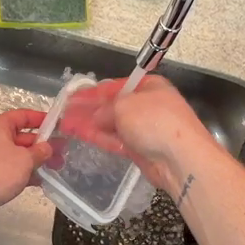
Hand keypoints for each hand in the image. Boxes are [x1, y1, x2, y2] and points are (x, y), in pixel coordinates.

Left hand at [0, 108, 53, 219]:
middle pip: (21, 137)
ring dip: (34, 161)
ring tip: (55, 168)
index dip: (40, 119)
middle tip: (61, 153)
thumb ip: (40, 152)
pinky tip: (39, 181)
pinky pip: (9, 169)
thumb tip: (47, 147)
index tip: (56, 125)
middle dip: (41, 145)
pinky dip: (23, 173)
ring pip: (16, 155)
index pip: (23, 116)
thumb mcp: (25, 159)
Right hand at [57, 75, 215, 192]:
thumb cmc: (155, 122)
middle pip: (112, 106)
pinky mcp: (140, 149)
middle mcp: (147, 106)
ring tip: (66, 125)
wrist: (180, 158)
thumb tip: (94, 116)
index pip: (115, 86)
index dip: (91, 92)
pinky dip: (99, 137)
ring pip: (111, 125)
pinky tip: (81, 135)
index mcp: (148, 87)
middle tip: (64, 113)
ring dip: (89, 124)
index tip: (71, 97)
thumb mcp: (124, 106)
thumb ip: (104, 109)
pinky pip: (116, 140)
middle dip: (88, 110)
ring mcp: (144, 129)